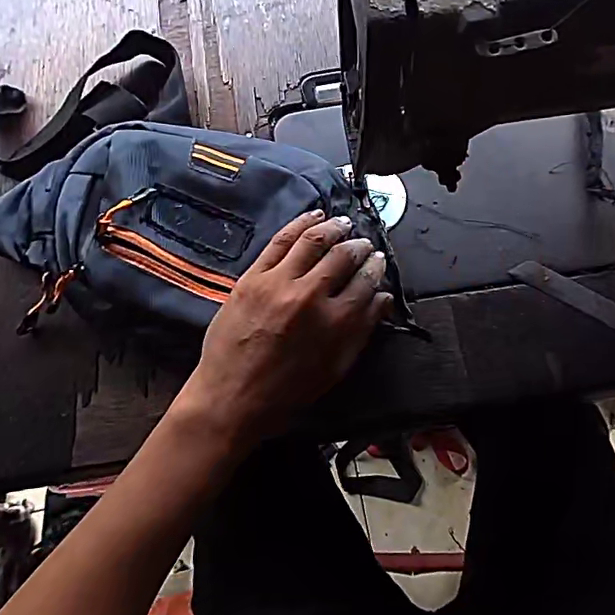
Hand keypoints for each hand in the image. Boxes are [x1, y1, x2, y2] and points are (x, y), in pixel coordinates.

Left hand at [175, 209, 393, 446]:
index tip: (378, 262)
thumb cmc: (287, 392)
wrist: (232, 397)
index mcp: (336, 323)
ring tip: (343, 224)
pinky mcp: (253, 278)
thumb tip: (382, 299)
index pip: (366, 281)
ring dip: (334, 228)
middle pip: (344, 257)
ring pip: (314, 241)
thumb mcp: (335, 368)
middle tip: (363, 244)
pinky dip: (299, 224)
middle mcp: (310, 297)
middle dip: (359, 246)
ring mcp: (279, 283)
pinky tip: (312, 217)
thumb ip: (362, 330)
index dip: (376, 268)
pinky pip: (280, 241)